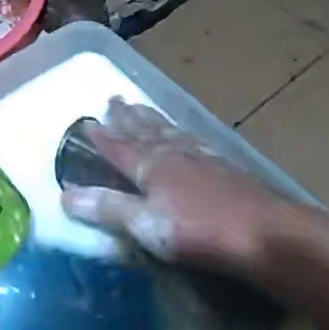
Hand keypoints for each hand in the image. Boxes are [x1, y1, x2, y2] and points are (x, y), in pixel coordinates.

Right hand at [59, 97, 302, 270]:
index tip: (86, 123)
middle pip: (144, 130)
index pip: (118, 147)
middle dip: (126, 117)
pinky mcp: (220, 164)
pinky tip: (183, 135)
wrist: (263, 229)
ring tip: (139, 107)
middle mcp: (171, 152)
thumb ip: (108, 208)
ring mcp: (198, 155)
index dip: (101, 137)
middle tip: (114, 99)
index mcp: (149, 166)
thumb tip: (65, 194)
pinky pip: (189, 137)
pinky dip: (177, 131)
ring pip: (167, 130)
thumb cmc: (198, 230)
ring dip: (149, 118)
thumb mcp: (146, 224)